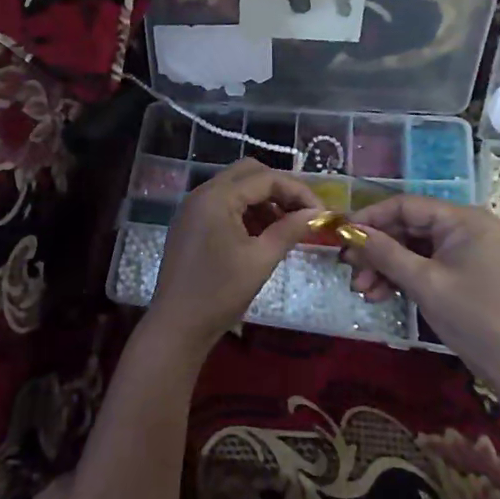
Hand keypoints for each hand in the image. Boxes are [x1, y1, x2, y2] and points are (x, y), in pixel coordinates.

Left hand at [149, 158, 321, 344]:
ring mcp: (192, 209)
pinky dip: (245, 213)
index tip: (322, 213)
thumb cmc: (220, 292)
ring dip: (263, 201)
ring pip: (235, 189)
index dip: (299, 192)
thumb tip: (317, 214)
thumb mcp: (261, 259)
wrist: (177, 324)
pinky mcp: (189, 224)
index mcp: (216, 198)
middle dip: (280, 190)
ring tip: (286, 229)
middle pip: (248, 174)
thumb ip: (290, 230)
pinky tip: (261, 236)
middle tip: (303, 215)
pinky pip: (221, 205)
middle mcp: (201, 194)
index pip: (266, 178)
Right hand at [343, 194, 499, 384]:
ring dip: (385, 268)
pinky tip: (381, 296)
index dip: (370, 218)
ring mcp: (470, 251)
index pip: (406, 205)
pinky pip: (427, 265)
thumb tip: (350, 232)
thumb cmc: (473, 316)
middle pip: (408, 227)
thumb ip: (384, 253)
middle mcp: (469, 228)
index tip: (341, 237)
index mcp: (464, 221)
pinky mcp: (468, 273)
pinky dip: (403, 278)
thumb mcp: (423, 283)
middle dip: (376, 250)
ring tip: (363, 291)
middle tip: (349, 271)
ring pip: (414, 249)